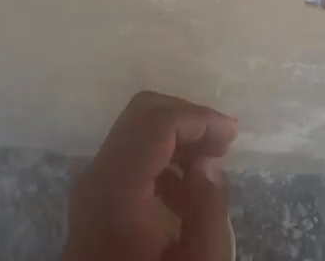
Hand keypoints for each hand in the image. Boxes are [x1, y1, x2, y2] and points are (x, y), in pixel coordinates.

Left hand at [64, 91, 238, 260]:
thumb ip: (208, 210)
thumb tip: (208, 163)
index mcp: (116, 187)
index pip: (156, 122)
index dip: (198, 118)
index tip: (233, 134)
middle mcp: (96, 176)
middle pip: (141, 115)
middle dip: (186, 119)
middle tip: (222, 145)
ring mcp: (91, 187)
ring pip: (134, 132)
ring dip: (175, 138)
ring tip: (210, 169)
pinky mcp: (94, 201)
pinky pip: (128, 157)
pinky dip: (159, 158)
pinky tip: (184, 193)